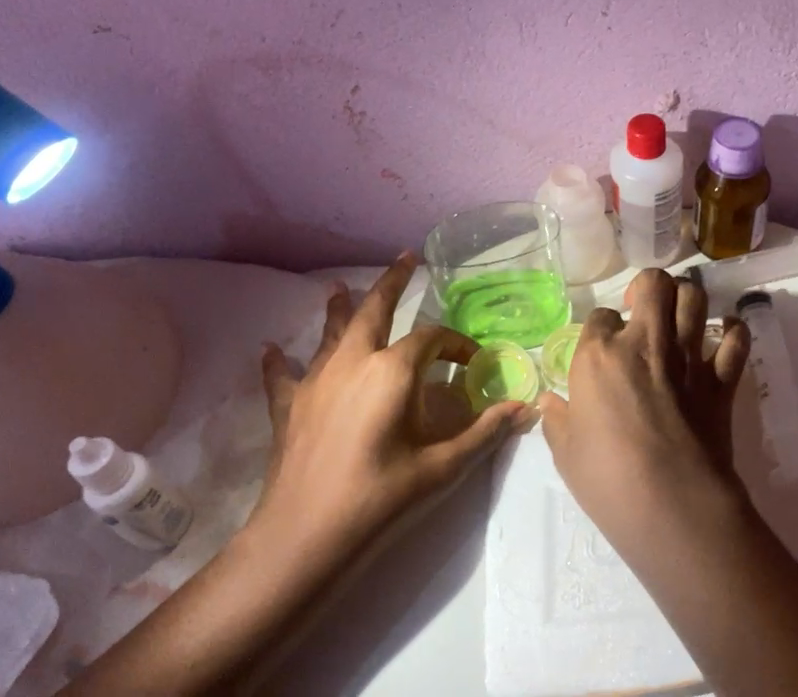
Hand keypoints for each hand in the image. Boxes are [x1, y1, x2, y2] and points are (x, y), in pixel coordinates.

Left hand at [250, 253, 535, 556]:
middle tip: (407, 258)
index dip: (458, 344)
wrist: (303, 538)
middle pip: (375, 310)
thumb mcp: (441, 469)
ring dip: (339, 308)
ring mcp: (316, 382)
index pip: (433, 339)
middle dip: (393, 282)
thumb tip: (526, 408)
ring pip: (330, 332)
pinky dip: (279, 360)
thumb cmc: (380, 500)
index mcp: (393, 371)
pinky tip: (270, 349)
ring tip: (338, 286)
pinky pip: (283, 375)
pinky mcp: (288, 408)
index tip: (474, 363)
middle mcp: (353, 363)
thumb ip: (484, 433)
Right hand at [538, 269, 750, 548]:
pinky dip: (733, 330)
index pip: (599, 316)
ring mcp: (688, 356)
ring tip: (678, 316)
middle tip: (642, 310)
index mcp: (600, 355)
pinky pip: (736, 338)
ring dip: (687, 298)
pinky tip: (723, 335)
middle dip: (647, 288)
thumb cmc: (608, 480)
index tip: (601, 348)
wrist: (673, 504)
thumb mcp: (566, 453)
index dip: (601, 328)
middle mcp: (645, 342)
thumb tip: (549, 402)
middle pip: (653, 284)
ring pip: (695, 297)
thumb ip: (558, 419)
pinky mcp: (722, 378)